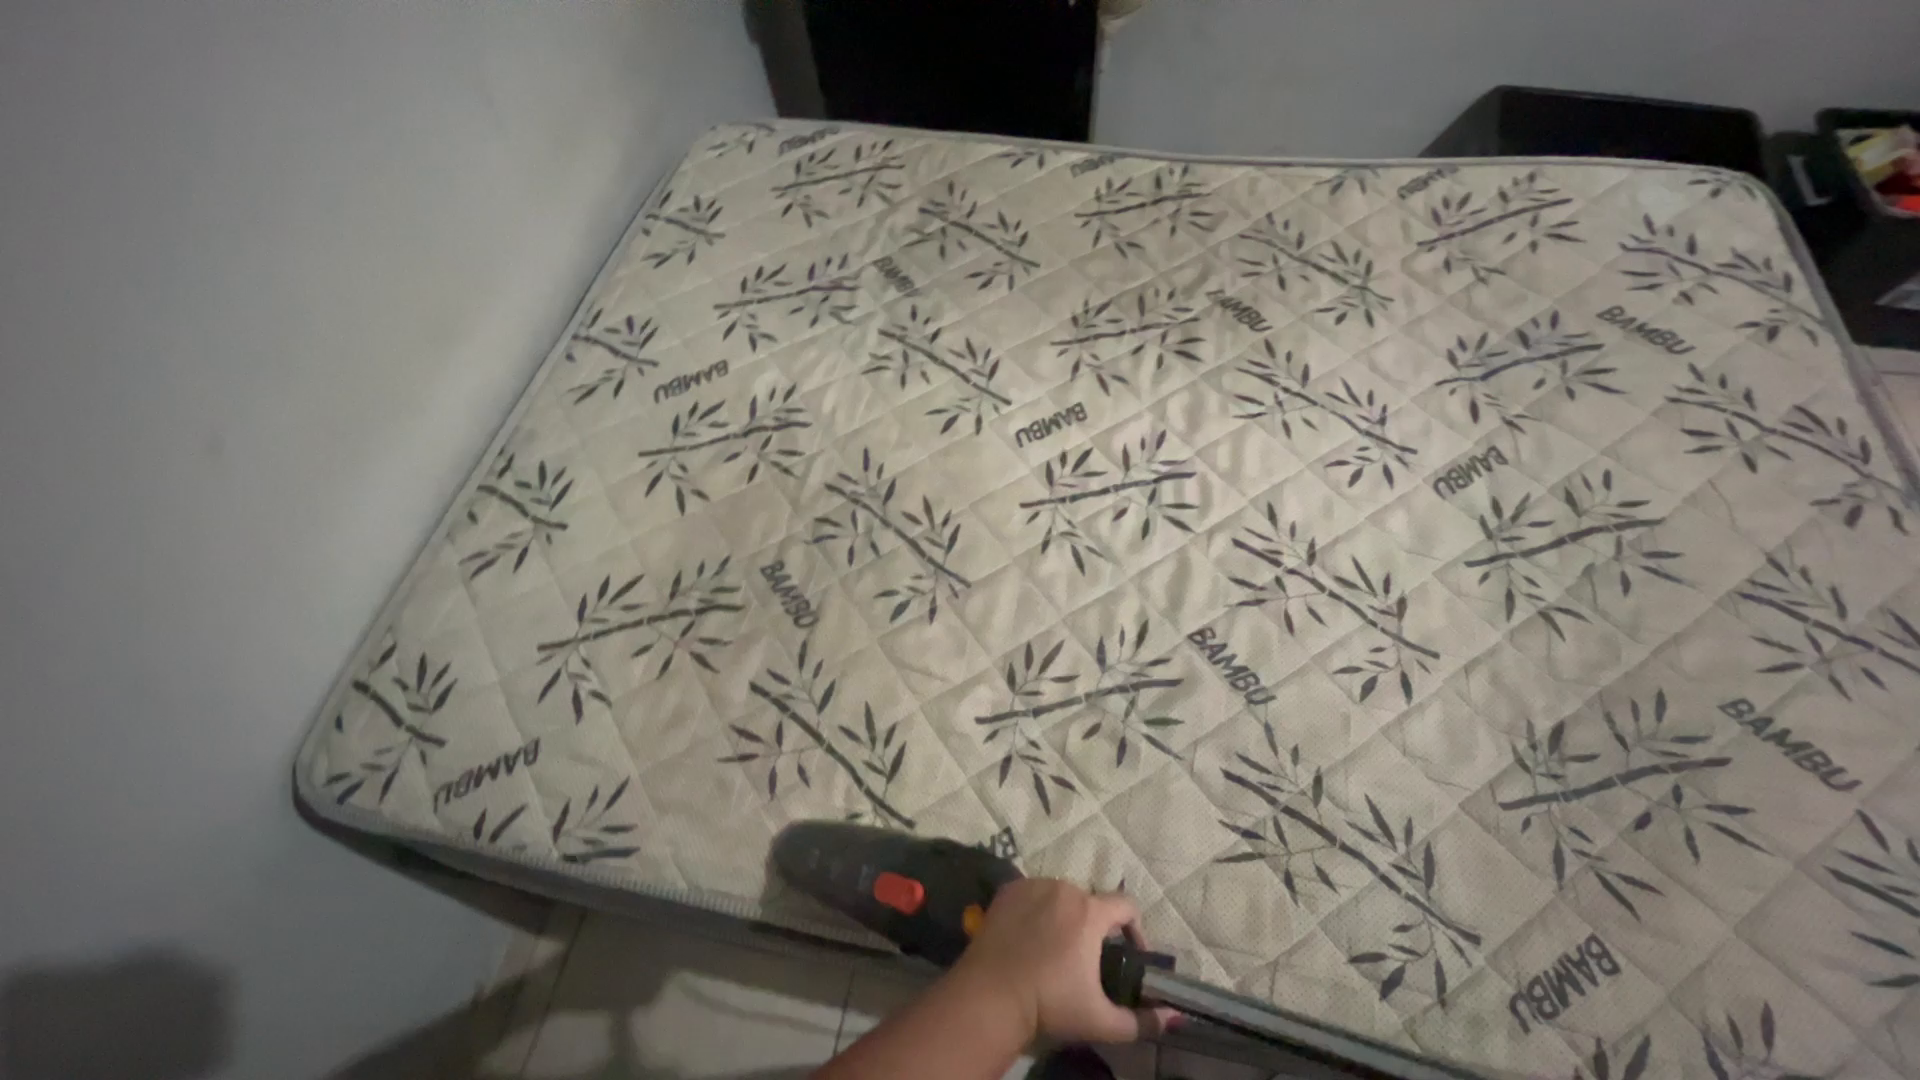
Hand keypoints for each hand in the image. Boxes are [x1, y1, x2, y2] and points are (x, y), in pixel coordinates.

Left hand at [948, 878, 1181, 1043]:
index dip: (1136, 928)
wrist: (990, 996)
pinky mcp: (1008, 889)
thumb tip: (1174, 1018)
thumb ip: (1142, 1021)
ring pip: (1061, 896)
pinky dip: (1037, 909)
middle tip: (1088, 959)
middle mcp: (1064, 888)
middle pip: (1091, 902)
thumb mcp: (1100, 1020)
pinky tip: (1031, 936)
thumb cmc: (1049, 1004)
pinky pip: (1033, 893)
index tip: (1131, 953)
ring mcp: (1033, 885)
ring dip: (1065, 916)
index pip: (1127, 905)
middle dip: (1095, 927)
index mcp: (1090, 912)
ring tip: (1057, 948)